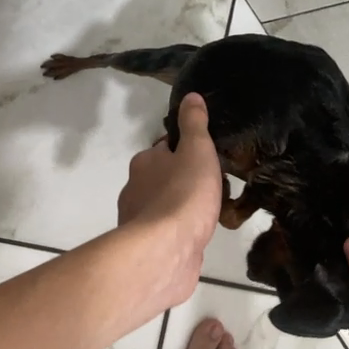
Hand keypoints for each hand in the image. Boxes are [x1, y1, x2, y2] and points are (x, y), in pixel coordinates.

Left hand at [116, 93, 221, 309]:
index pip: (165, 149)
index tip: (206, 157)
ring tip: (210, 212)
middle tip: (213, 186)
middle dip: (184, 181)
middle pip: (163, 178)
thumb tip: (191, 96)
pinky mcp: (147, 248)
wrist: (166, 252)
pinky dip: (180, 234)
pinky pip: (167, 234)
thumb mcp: (196, 150)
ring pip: (164, 207)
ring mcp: (138, 221)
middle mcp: (135, 188)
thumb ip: (194, 124)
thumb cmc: (183, 194)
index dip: (186, 151)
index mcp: (145, 161)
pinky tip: (198, 237)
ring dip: (182, 209)